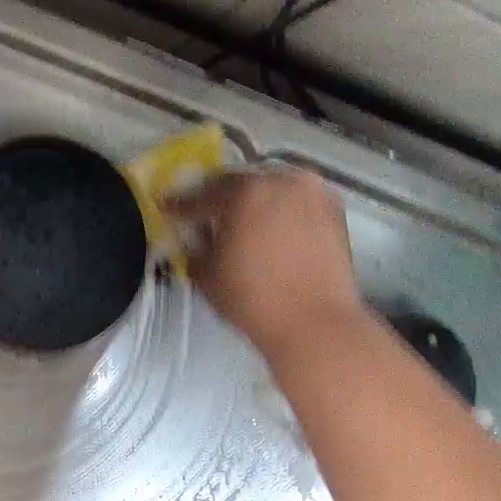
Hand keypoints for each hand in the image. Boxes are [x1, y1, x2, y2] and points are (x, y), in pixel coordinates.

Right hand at [167, 168, 370, 355]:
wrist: (311, 319)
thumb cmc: (251, 298)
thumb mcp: (205, 274)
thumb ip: (194, 246)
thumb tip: (195, 237)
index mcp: (245, 193)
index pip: (202, 194)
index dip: (179, 204)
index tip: (167, 210)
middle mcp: (283, 181)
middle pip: (241, 182)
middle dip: (219, 198)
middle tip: (203, 216)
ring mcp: (313, 192)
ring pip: (272, 187)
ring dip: (252, 202)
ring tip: (239, 223)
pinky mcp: (334, 209)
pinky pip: (297, 200)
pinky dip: (279, 210)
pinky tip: (269, 232)